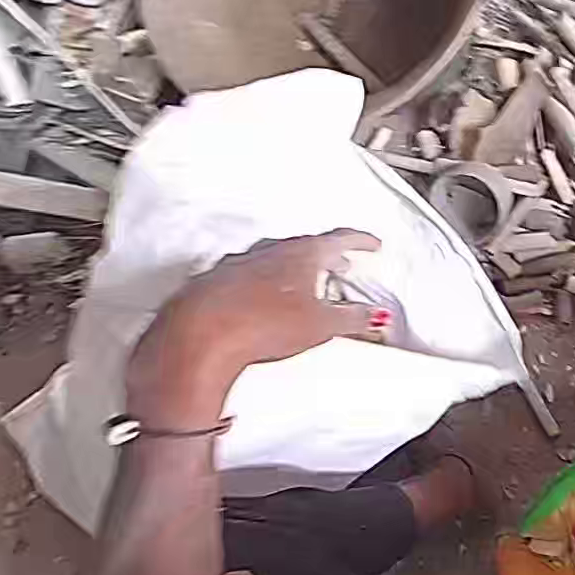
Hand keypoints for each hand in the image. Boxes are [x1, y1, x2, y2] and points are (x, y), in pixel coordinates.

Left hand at [126, 229, 385, 423]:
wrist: (200, 335)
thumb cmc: (262, 323)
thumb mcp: (322, 325)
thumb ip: (353, 318)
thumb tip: (375, 315)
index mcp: (302, 253)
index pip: (340, 239)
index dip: (360, 241)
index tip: (372, 244)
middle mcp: (270, 250)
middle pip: (307, 246)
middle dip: (328, 255)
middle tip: (341, 264)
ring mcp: (240, 263)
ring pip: (275, 257)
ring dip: (294, 267)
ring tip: (305, 284)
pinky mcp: (216, 282)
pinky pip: (249, 274)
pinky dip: (265, 281)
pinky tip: (264, 299)